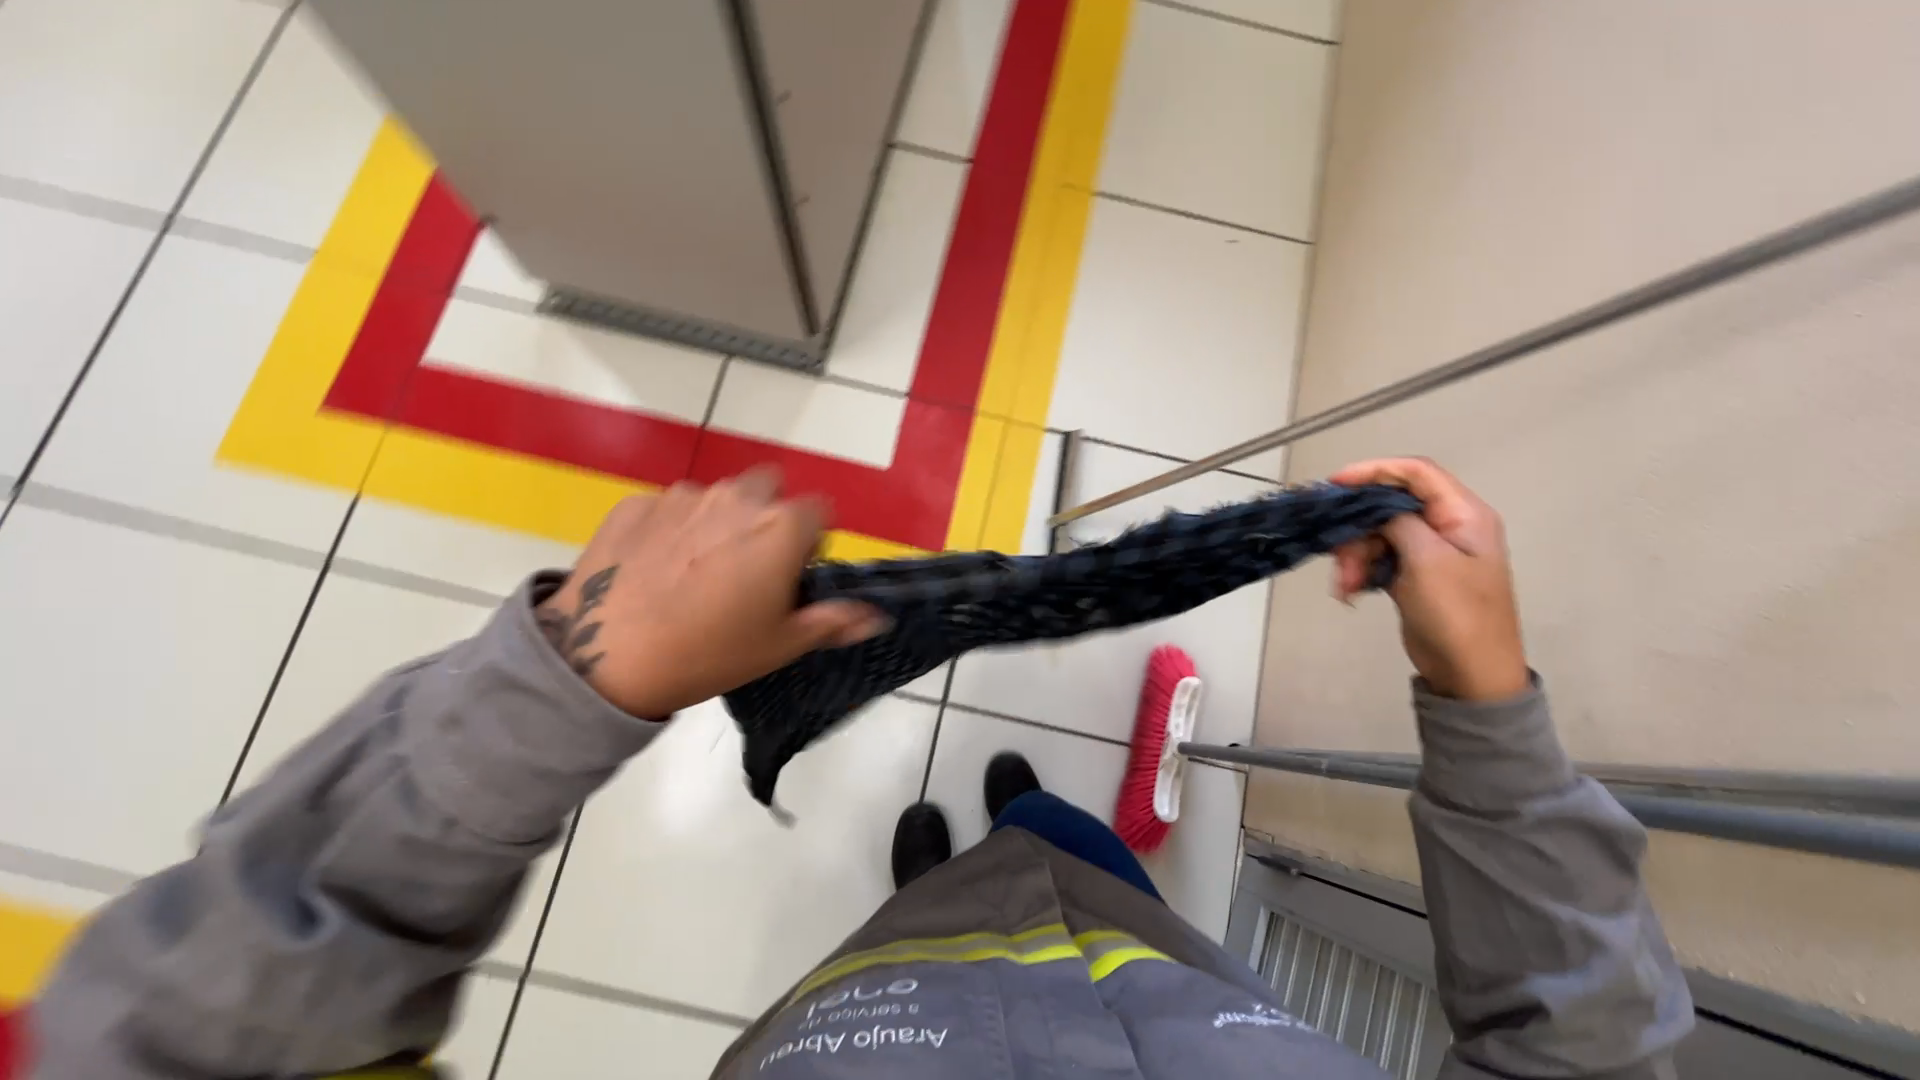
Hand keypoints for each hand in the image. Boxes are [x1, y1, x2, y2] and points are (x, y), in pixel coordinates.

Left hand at [536, 467, 889, 717]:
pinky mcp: (634, 504)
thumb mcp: (780, 645)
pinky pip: (668, 510)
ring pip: (716, 500)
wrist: (602, 658)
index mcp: (781, 526)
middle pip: (768, 493)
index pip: (820, 512)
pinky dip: (670, 531)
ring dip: (718, 524)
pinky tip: (654, 571)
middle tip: (747, 570)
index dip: (812, 541)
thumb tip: (878, 616)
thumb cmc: (709, 653)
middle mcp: (735, 497)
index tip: (792, 574)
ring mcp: (680, 496)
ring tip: (694, 574)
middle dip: (766, 520)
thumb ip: (834, 621)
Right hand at [1328, 457, 1528, 701]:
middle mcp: (1447, 525)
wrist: (1470, 673)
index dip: (1374, 470)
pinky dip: (1360, 571)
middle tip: (1336, 554)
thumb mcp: (1428, 561)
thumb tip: (1373, 507)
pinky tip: (1352, 590)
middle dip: (1358, 528)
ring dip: (1354, 555)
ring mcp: (1429, 551)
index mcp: (1463, 514)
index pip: (1416, 472)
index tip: (1335, 484)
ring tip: (1346, 584)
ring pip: (1377, 533)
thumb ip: (1399, 522)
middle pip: (1389, 505)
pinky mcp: (1413, 574)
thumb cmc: (1457, 614)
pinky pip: (1378, 558)